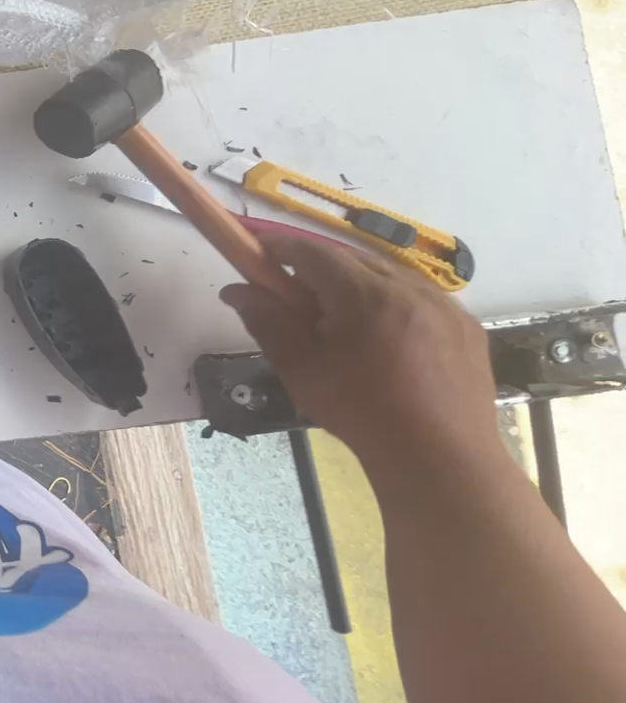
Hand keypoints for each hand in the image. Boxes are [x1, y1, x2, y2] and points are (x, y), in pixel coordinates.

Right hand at [220, 228, 499, 474]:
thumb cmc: (359, 409)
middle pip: (351, 258)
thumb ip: (266, 320)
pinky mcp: (466, 327)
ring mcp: (446, 307)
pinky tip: (376, 332)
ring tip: (333, 316)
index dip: (278, 246)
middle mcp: (412, 290)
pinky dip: (387, 300)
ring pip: (387, 274)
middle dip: (314, 266)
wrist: (441, 456)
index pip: (313, 251)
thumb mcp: (298, 366)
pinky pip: (417, 296)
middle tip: (288, 293)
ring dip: (352, 281)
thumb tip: (235, 289)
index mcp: (366, 296)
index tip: (253, 251)